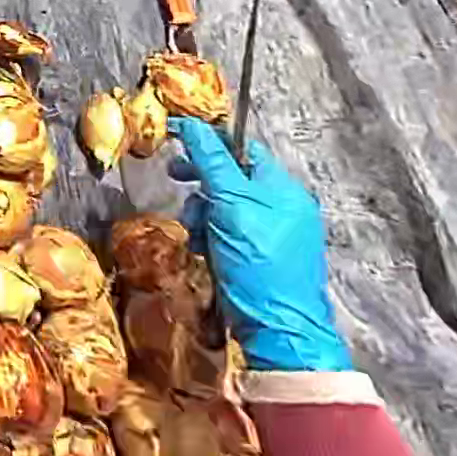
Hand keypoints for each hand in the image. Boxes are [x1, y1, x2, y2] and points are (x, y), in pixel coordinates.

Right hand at [168, 117, 352, 371]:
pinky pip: (228, 231)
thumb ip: (210, 161)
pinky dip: (211, 236)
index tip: (176, 141)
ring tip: (197, 232)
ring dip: (202, 213)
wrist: (279, 331)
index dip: (208, 142)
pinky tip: (205, 250)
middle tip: (175, 178)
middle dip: (200, 182)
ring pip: (224, 205)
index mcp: (281, 187)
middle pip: (230, 176)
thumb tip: (192, 124)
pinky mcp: (260, 256)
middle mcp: (281, 205)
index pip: (241, 148)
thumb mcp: (229, 203)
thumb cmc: (256, 261)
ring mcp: (272, 232)